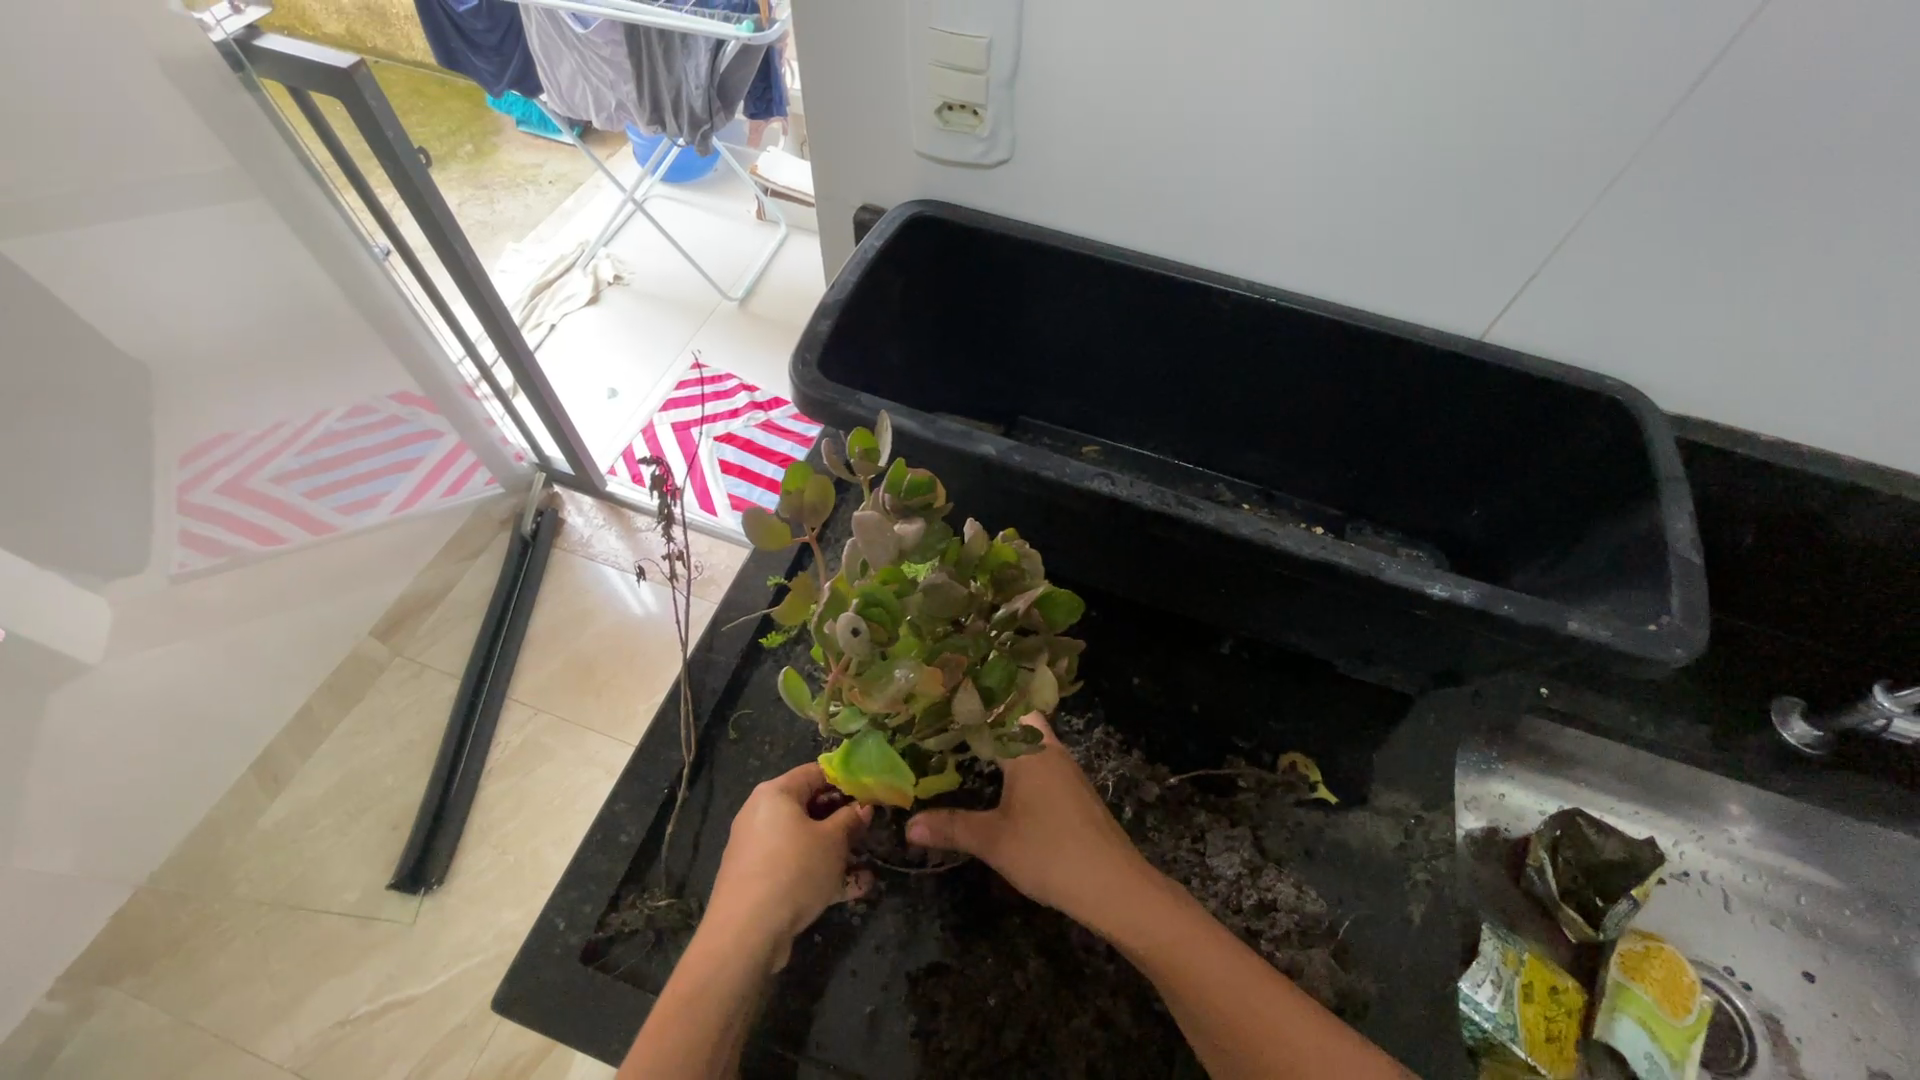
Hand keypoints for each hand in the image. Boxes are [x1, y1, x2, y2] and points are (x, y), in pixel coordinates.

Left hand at [704, 762, 873, 970]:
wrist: (746, 933)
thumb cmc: (794, 870)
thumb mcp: (833, 842)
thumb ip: (850, 820)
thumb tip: (862, 807)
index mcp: (775, 793)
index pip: (815, 772)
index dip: (846, 779)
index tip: (871, 791)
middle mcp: (762, 814)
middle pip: (809, 807)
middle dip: (842, 819)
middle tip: (870, 828)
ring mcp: (758, 848)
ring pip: (804, 840)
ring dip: (836, 850)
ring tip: (867, 863)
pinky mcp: (758, 879)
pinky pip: (795, 866)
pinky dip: (820, 872)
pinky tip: (854, 889)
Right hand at [906, 713, 1153, 920]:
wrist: (1113, 885)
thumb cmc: (1049, 852)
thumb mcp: (993, 841)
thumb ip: (951, 827)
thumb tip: (909, 826)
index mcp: (1029, 751)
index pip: (999, 710)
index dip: (974, 702)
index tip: (943, 700)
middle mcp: (1051, 751)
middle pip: (1020, 720)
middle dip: (991, 719)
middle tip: (953, 724)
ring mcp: (1068, 772)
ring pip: (1034, 743)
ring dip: (1007, 743)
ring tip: (970, 749)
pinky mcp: (1076, 793)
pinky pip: (1043, 763)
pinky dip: (1021, 765)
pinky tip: (1003, 783)